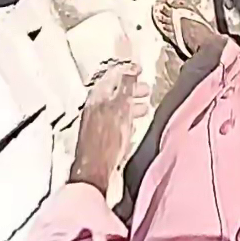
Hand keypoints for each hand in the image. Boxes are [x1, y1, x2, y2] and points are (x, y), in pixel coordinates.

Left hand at [68, 60, 148, 192]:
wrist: (94, 171)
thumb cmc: (108, 140)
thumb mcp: (122, 108)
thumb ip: (126, 88)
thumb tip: (130, 71)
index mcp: (98, 95)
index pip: (113, 74)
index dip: (128, 69)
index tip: (139, 70)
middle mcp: (94, 105)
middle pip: (115, 90)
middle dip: (132, 88)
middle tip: (145, 89)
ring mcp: (94, 121)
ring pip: (115, 106)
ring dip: (131, 104)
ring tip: (144, 108)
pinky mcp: (97, 136)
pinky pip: (113, 120)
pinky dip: (125, 118)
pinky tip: (133, 125)